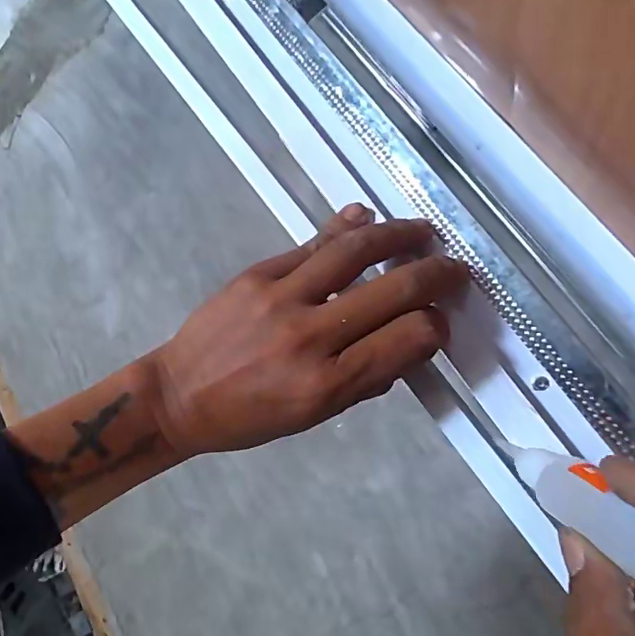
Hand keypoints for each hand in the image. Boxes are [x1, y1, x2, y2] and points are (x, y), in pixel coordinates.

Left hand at [6, 205, 467, 528]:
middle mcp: (310, 337)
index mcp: (327, 385)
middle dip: (437, 275)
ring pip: (355, 250)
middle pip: (393, 289)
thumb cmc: (248, 418)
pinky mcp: (257, 274)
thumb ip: (363, 380)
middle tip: (456, 269)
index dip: (435, 326)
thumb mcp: (312, 418)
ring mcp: (281, 298)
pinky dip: (344, 228)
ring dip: (399, 234)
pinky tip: (365, 217)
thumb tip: (407, 343)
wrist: (178, 395)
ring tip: (423, 231)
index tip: (439, 321)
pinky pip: (312, 244)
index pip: (407, 340)